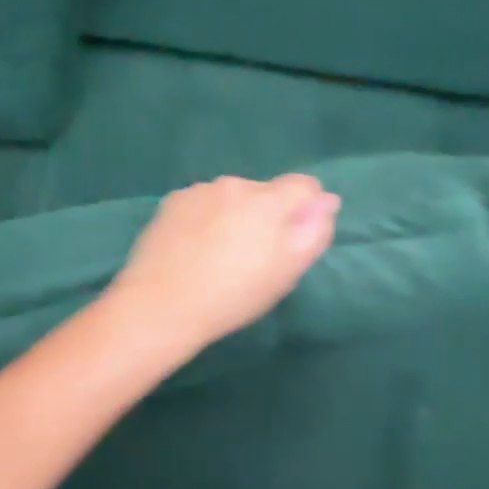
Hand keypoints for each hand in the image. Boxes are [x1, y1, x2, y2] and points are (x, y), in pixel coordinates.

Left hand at [103, 174, 339, 350]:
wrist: (160, 305)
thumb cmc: (233, 294)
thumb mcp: (287, 272)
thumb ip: (314, 231)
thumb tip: (327, 201)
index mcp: (268, 199)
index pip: (304, 185)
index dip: (306, 209)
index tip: (292, 240)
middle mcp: (235, 184)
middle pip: (266, 193)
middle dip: (267, 216)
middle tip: (253, 258)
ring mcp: (200, 190)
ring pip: (232, 198)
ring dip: (235, 217)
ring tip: (219, 257)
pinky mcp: (172, 201)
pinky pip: (203, 204)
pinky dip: (206, 220)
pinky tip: (194, 251)